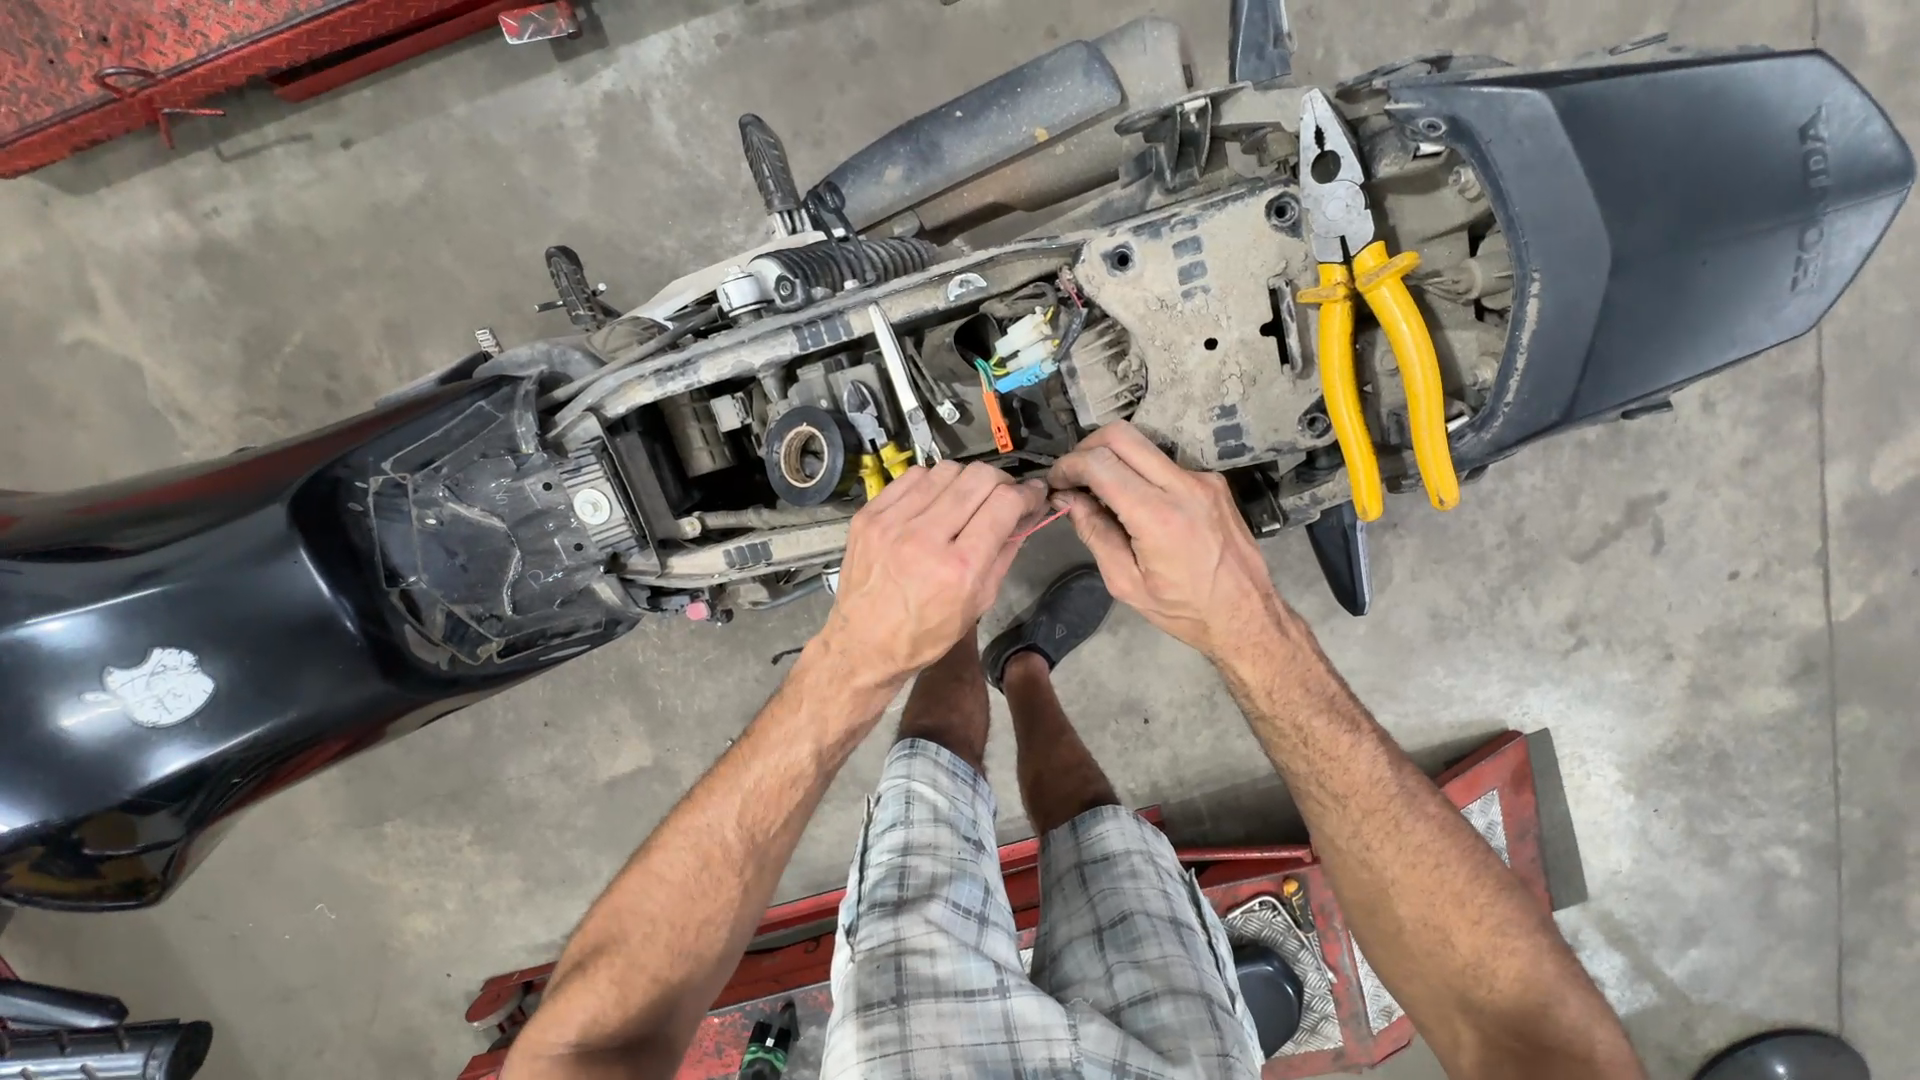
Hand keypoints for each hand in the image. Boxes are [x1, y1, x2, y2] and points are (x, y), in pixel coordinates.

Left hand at [819, 461, 1048, 687]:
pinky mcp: (870, 515)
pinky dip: (933, 482)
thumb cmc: (926, 633)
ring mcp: (893, 523)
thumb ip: (1005, 553)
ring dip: (966, 480)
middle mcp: (925, 538)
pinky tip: (935, 500)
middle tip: (1003, 495)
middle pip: (978, 477)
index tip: (1032, 495)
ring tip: (967, 499)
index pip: (1004, 503)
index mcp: (959, 568)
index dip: (1027, 494)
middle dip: (1001, 482)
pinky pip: (912, 476)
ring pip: (946, 469)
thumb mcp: (978, 602)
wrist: (863, 643)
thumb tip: (1027, 515)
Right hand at [1047, 422, 1293, 661]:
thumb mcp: (1126, 582)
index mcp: (1158, 516)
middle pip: (1122, 435)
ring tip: (1101, 491)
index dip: (1069, 465)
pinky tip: (1134, 502)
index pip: (1101, 463)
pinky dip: (1140, 472)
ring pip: (1144, 445)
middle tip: (1073, 475)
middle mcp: (1183, 486)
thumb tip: (1066, 499)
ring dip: (1114, 458)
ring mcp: (1202, 479)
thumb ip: (1094, 533)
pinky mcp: (1213, 482)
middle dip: (1087, 447)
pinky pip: (1165, 463)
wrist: (1246, 614)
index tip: (1057, 482)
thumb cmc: (1184, 609)